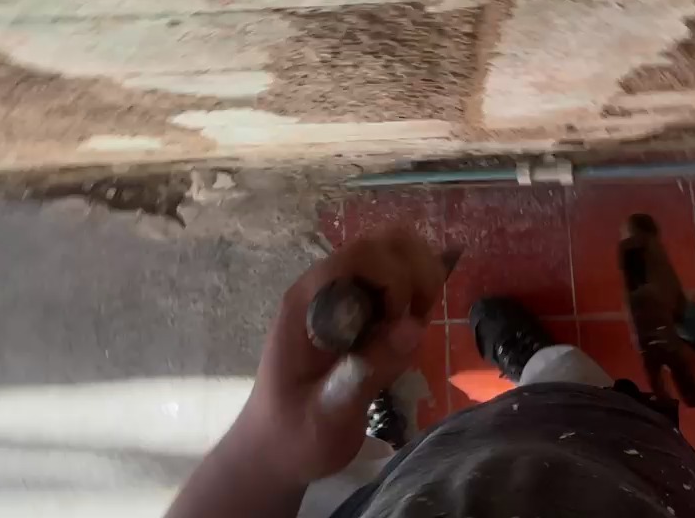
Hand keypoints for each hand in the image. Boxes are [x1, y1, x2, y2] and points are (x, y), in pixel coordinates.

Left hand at [224, 231, 446, 484]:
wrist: (274, 451)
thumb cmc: (293, 437)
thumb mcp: (325, 418)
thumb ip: (365, 374)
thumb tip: (413, 328)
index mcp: (308, 301)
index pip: (358, 255)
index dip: (391, 278)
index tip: (400, 321)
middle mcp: (325, 286)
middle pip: (381, 243)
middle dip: (413, 272)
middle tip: (420, 317)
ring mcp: (343, 293)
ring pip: (393, 252)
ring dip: (418, 277)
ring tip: (418, 321)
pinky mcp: (358, 307)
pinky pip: (396, 275)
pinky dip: (416, 290)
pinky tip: (412, 326)